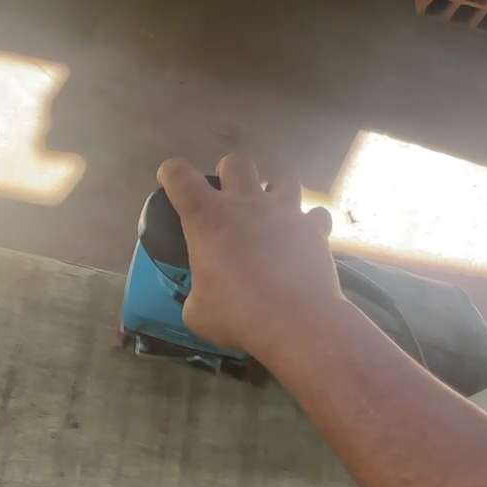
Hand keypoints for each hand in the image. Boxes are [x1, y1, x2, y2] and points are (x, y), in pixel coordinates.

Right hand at [156, 154, 345, 354]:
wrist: (297, 323)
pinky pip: (315, 214)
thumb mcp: (198, 312)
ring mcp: (286, 212)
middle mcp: (247, 203)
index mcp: (208, 218)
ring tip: (270, 212)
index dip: (171, 174)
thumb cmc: (238, 316)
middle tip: (227, 201)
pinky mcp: (315, 229)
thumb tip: (202, 299)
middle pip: (235, 163)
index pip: (180, 177)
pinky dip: (308, 223)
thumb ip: (196, 295)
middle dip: (227, 175)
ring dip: (273, 189)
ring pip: (282, 176)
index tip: (171, 181)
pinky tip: (302, 238)